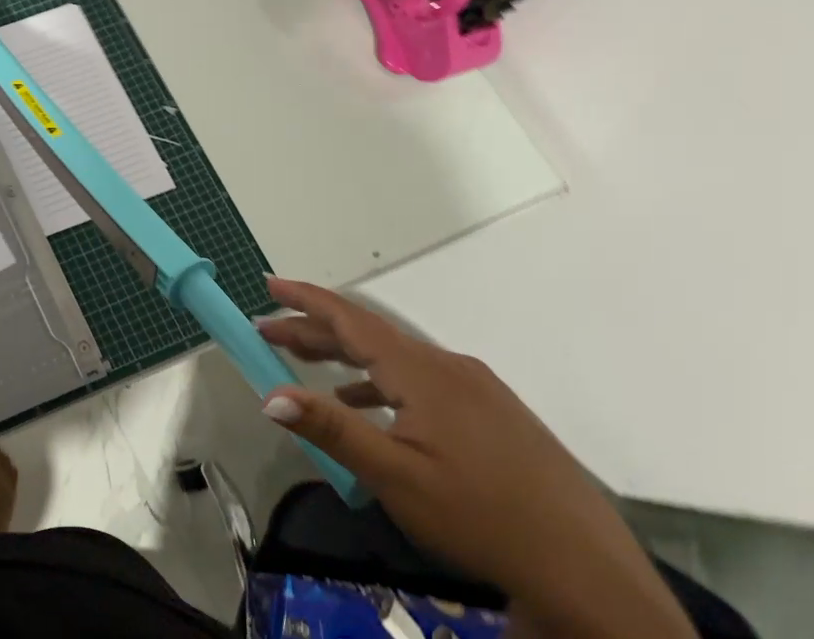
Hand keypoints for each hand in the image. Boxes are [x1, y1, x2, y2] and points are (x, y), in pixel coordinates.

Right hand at [257, 276, 691, 637]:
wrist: (588, 572)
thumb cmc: (480, 517)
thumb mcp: (393, 475)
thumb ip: (330, 429)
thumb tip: (270, 397)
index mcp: (424, 374)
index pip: (352, 321)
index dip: (306, 300)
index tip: (268, 283)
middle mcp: (451, 369)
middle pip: (372, 336)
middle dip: (316, 330)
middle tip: (268, 331)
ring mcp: (480, 392)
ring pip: (398, 359)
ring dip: (347, 358)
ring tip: (308, 364)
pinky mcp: (496, 416)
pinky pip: (424, 381)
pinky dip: (382, 382)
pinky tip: (370, 409)